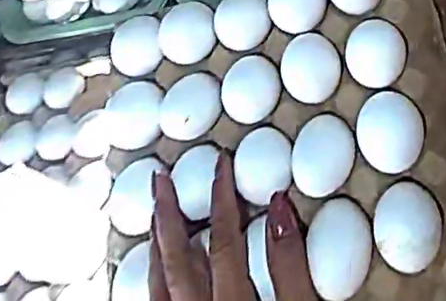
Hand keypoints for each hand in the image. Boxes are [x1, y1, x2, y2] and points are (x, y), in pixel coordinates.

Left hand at [151, 151, 315, 300]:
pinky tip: (157, 267)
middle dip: (169, 212)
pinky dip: (155, 277)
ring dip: (157, 244)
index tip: (221, 161)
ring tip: (155, 215)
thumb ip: (290, 264)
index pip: (223, 237)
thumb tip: (279, 205)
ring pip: (160, 284)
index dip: (221, 195)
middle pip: (178, 258)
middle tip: (162, 177)